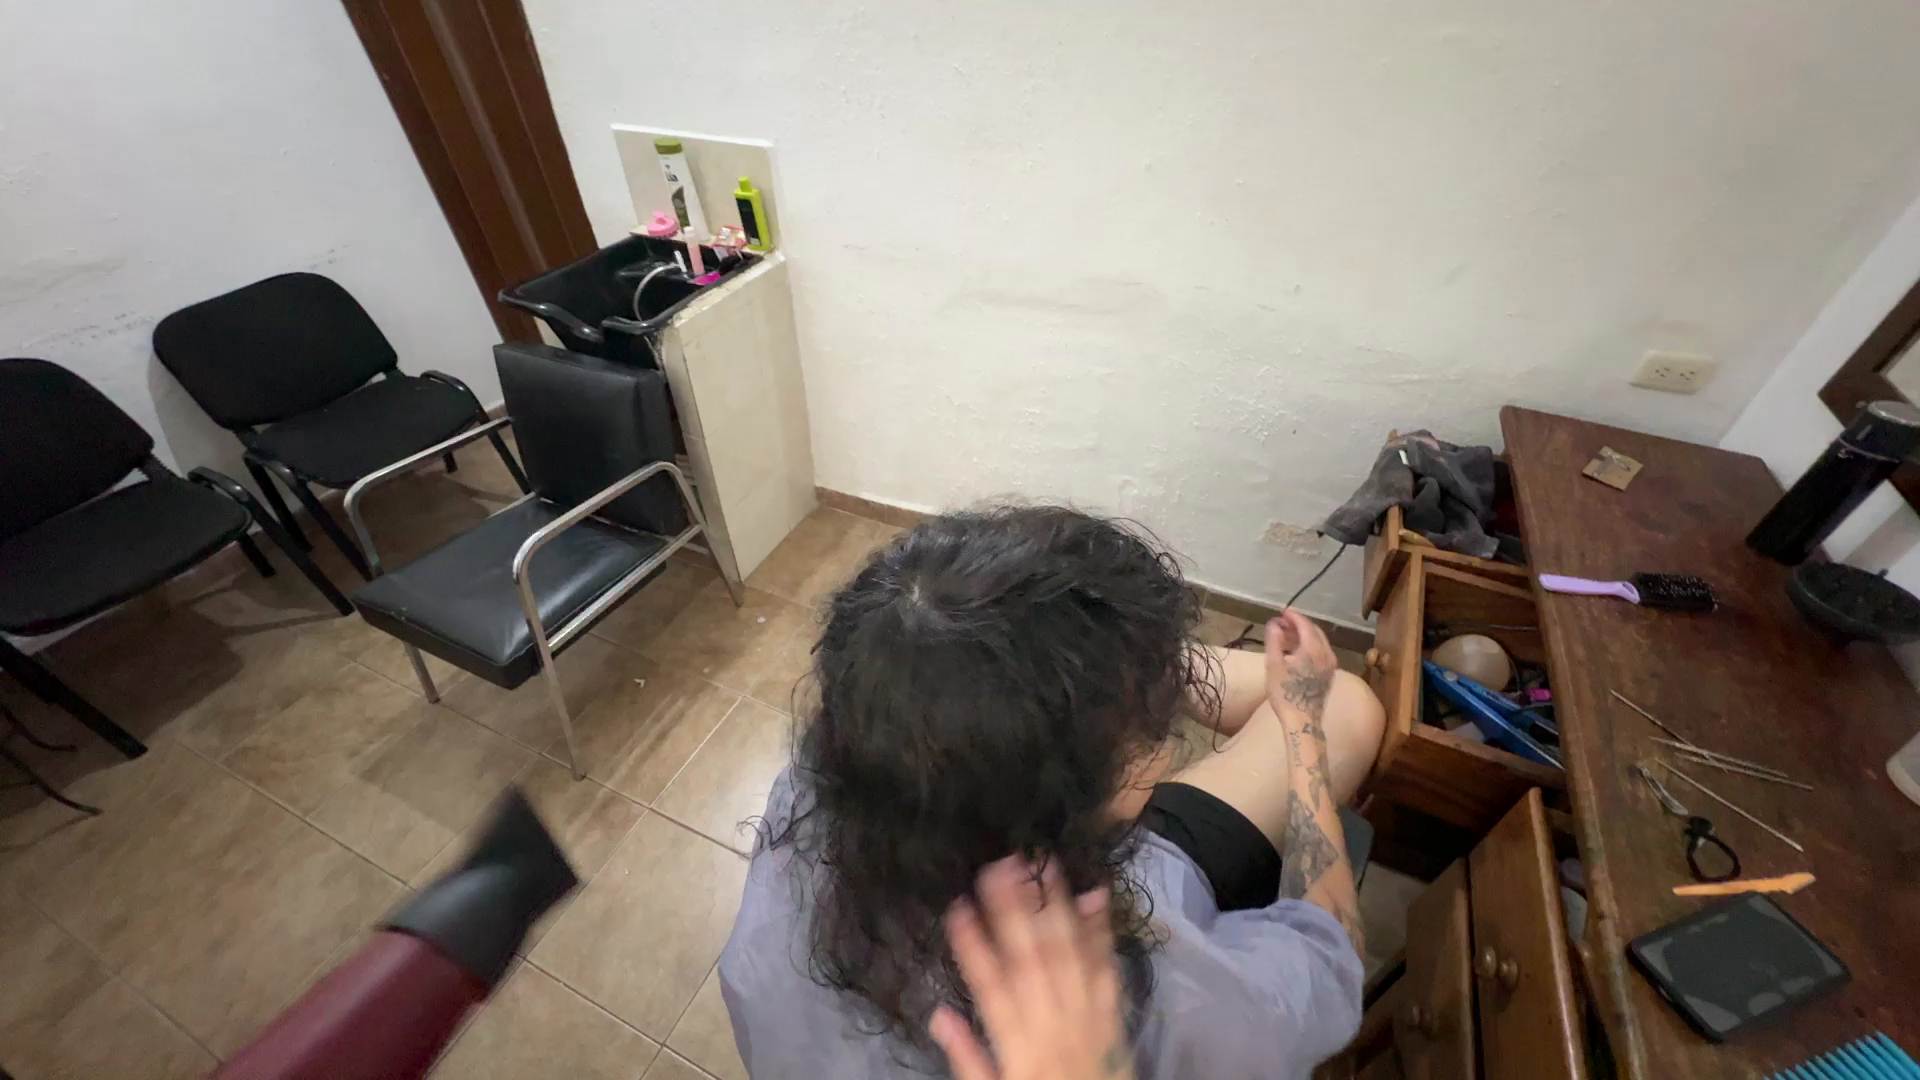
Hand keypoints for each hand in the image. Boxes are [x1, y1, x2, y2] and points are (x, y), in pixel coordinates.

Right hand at [929, 856, 1133, 1079]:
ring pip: (1068, 954)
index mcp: (1019, 1046)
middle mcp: (1052, 1024)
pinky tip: (1096, 893)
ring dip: (1054, 905)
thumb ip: (967, 1058)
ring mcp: (1086, 1015)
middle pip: (1030, 959)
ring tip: (1043, 864)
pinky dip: (1102, 930)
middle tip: (1002, 862)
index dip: (973, 945)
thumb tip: (937, 1015)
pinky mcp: (1114, 1014)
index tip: (958, 905)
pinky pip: (1108, 969)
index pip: (991, 988)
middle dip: (1014, 908)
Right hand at [1265, 610, 1336, 731]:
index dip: (1293, 616)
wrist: (1302, 720)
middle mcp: (1326, 654)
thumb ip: (1274, 640)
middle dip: (1299, 624)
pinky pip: (1321, 652)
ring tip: (1287, 635)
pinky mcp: (1329, 675)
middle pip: (1315, 631)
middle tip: (1282, 622)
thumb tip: (1274, 623)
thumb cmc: (1284, 692)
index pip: (1305, 625)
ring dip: (1304, 635)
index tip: (1281, 611)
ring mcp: (1330, 666)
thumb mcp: (1273, 664)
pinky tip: (1297, 651)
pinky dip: (1309, 646)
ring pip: (1319, 642)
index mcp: (1313, 649)